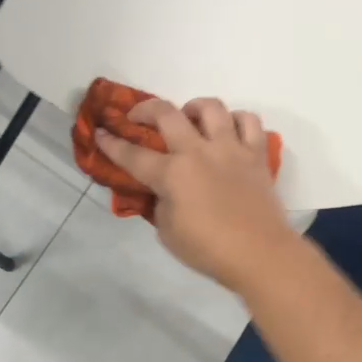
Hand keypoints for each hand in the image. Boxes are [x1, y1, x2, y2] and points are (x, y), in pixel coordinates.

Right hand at [94, 97, 298, 291]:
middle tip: (139, 117)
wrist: (260, 254)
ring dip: (194, 107)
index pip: (133, 155)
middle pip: (167, 114)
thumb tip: (165, 191)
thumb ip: (161, 205)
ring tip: (190, 118)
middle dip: (145, 109)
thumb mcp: (168, 233)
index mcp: (172, 174)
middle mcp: (198, 152)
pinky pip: (249, 122)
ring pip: (211, 107)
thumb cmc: (209, 250)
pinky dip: (237, 120)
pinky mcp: (257, 155)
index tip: (101, 133)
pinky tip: (229, 131)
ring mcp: (231, 149)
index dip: (112, 143)